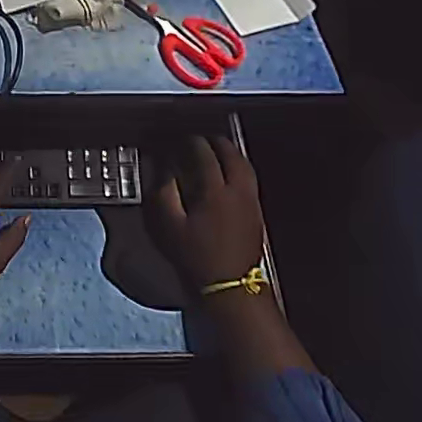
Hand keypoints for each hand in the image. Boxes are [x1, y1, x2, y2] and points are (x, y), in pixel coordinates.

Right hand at [145, 135, 264, 289]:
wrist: (230, 283)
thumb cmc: (196, 256)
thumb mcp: (170, 227)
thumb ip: (165, 195)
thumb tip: (165, 173)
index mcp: (214, 192)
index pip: (204, 156)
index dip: (191, 143)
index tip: (181, 139)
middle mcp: (237, 192)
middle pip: (231, 155)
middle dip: (215, 143)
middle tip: (201, 138)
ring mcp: (251, 201)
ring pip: (245, 166)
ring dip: (231, 152)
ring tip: (218, 149)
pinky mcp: (256, 211)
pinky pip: (250, 178)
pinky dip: (239, 167)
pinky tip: (229, 172)